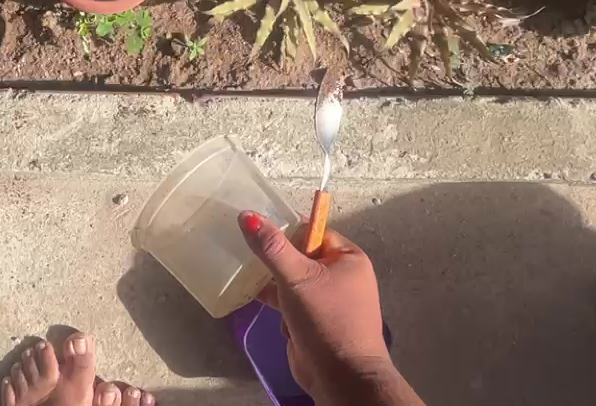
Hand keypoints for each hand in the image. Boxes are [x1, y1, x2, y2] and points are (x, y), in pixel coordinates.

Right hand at [239, 211, 423, 405]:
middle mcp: (341, 276)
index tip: (262, 237)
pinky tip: (258, 300)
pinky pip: (290, 300)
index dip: (287, 233)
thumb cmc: (326, 320)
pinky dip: (277, 301)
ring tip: (252, 278)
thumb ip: (271, 246)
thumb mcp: (296, 277)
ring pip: (292, 278)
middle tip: (252, 257)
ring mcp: (328, 300)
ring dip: (274, 282)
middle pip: (299, 254)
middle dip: (277, 260)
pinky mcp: (314, 320)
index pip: (311, 232)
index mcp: (348, 259)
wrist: (341, 381)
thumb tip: (247, 215)